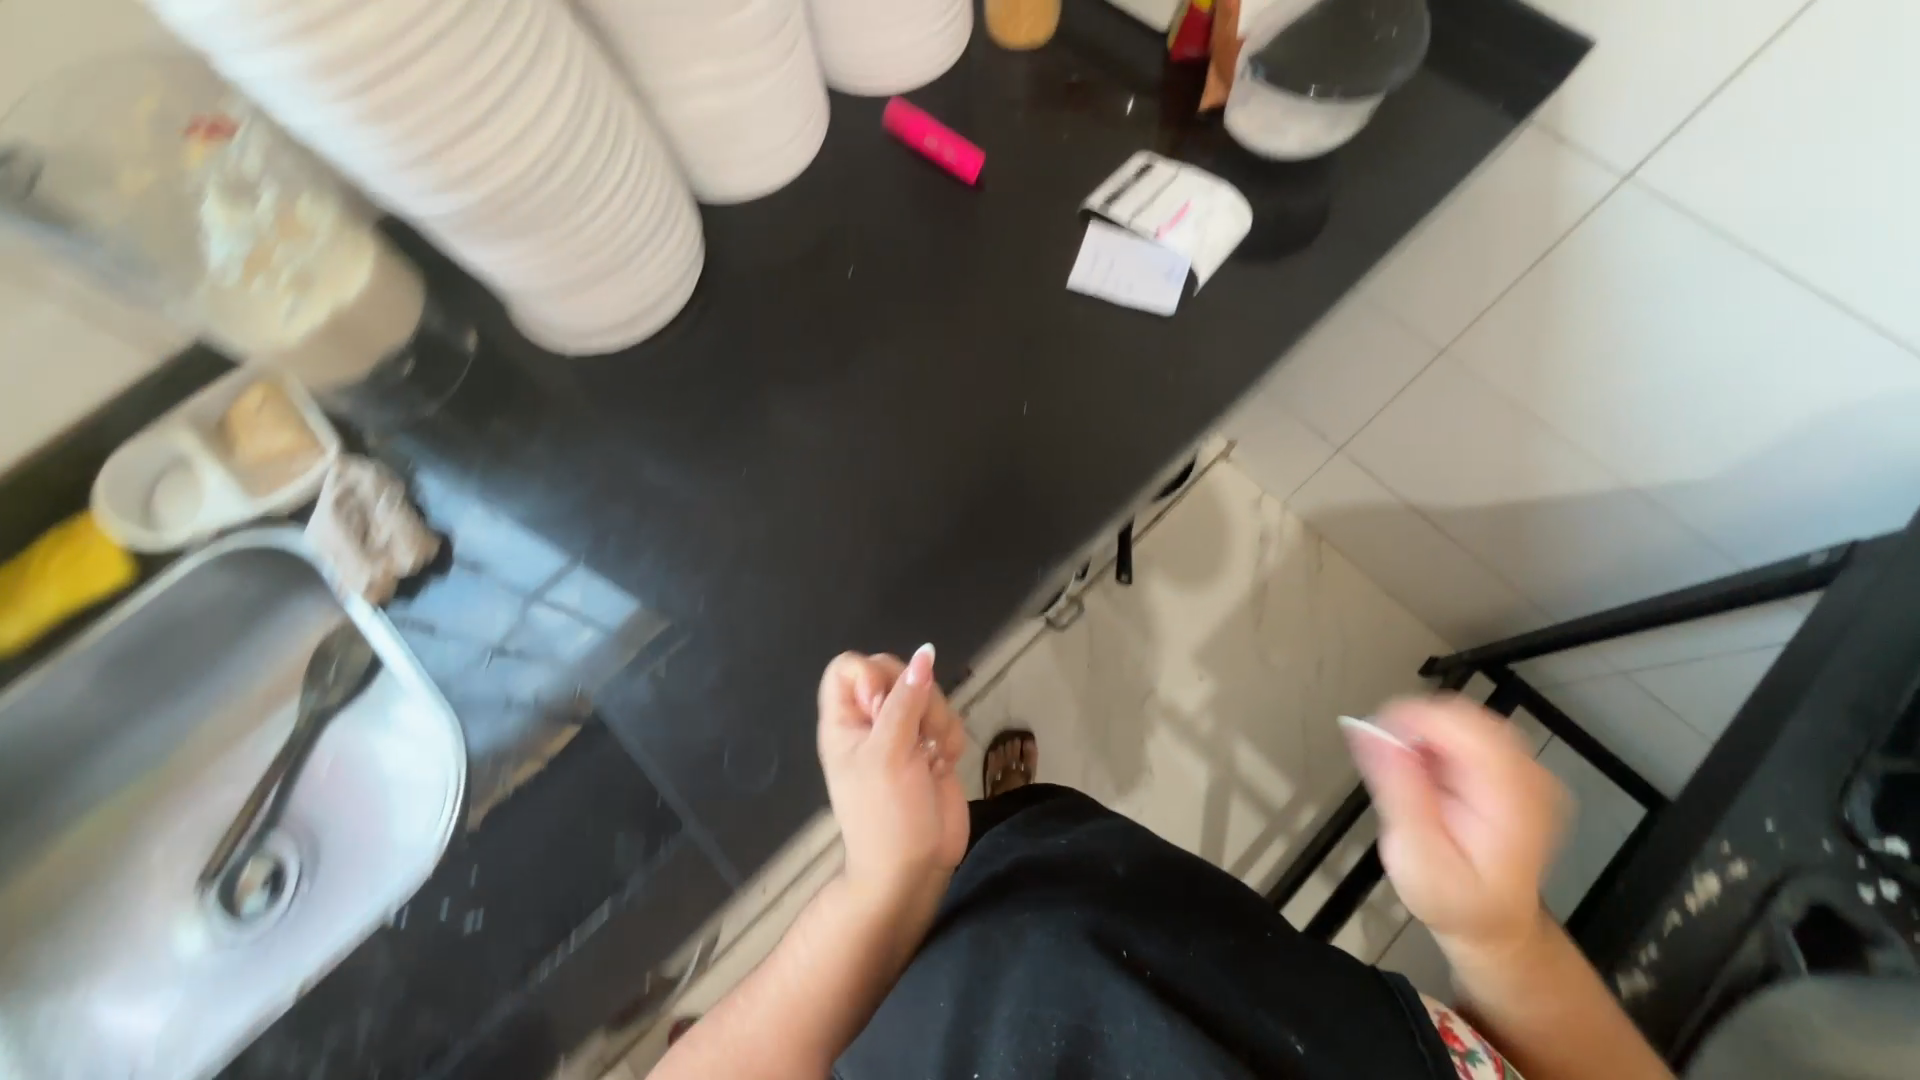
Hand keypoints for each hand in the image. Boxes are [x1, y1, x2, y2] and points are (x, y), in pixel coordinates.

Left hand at [816, 646, 969, 913]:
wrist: (913, 870)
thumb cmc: (886, 816)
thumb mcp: (889, 755)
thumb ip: (906, 701)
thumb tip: (925, 654)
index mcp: (844, 721)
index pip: (849, 666)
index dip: (870, 675)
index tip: (882, 705)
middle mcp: (871, 721)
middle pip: (897, 673)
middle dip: (918, 698)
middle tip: (917, 735)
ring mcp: (903, 734)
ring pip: (928, 694)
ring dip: (938, 722)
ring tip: (932, 758)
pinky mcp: (931, 747)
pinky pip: (947, 719)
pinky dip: (950, 740)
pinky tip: (943, 766)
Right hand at [1344, 696, 1567, 957]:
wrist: (1494, 924)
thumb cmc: (1452, 898)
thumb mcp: (1415, 853)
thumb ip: (1398, 788)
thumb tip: (1368, 731)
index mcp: (1510, 797)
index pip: (1465, 725)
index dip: (1412, 718)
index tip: (1375, 737)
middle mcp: (1529, 776)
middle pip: (1465, 716)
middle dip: (1416, 727)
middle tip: (1386, 760)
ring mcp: (1527, 771)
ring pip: (1465, 719)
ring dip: (1424, 734)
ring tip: (1404, 771)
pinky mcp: (1515, 771)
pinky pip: (1470, 734)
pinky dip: (1437, 743)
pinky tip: (1425, 774)